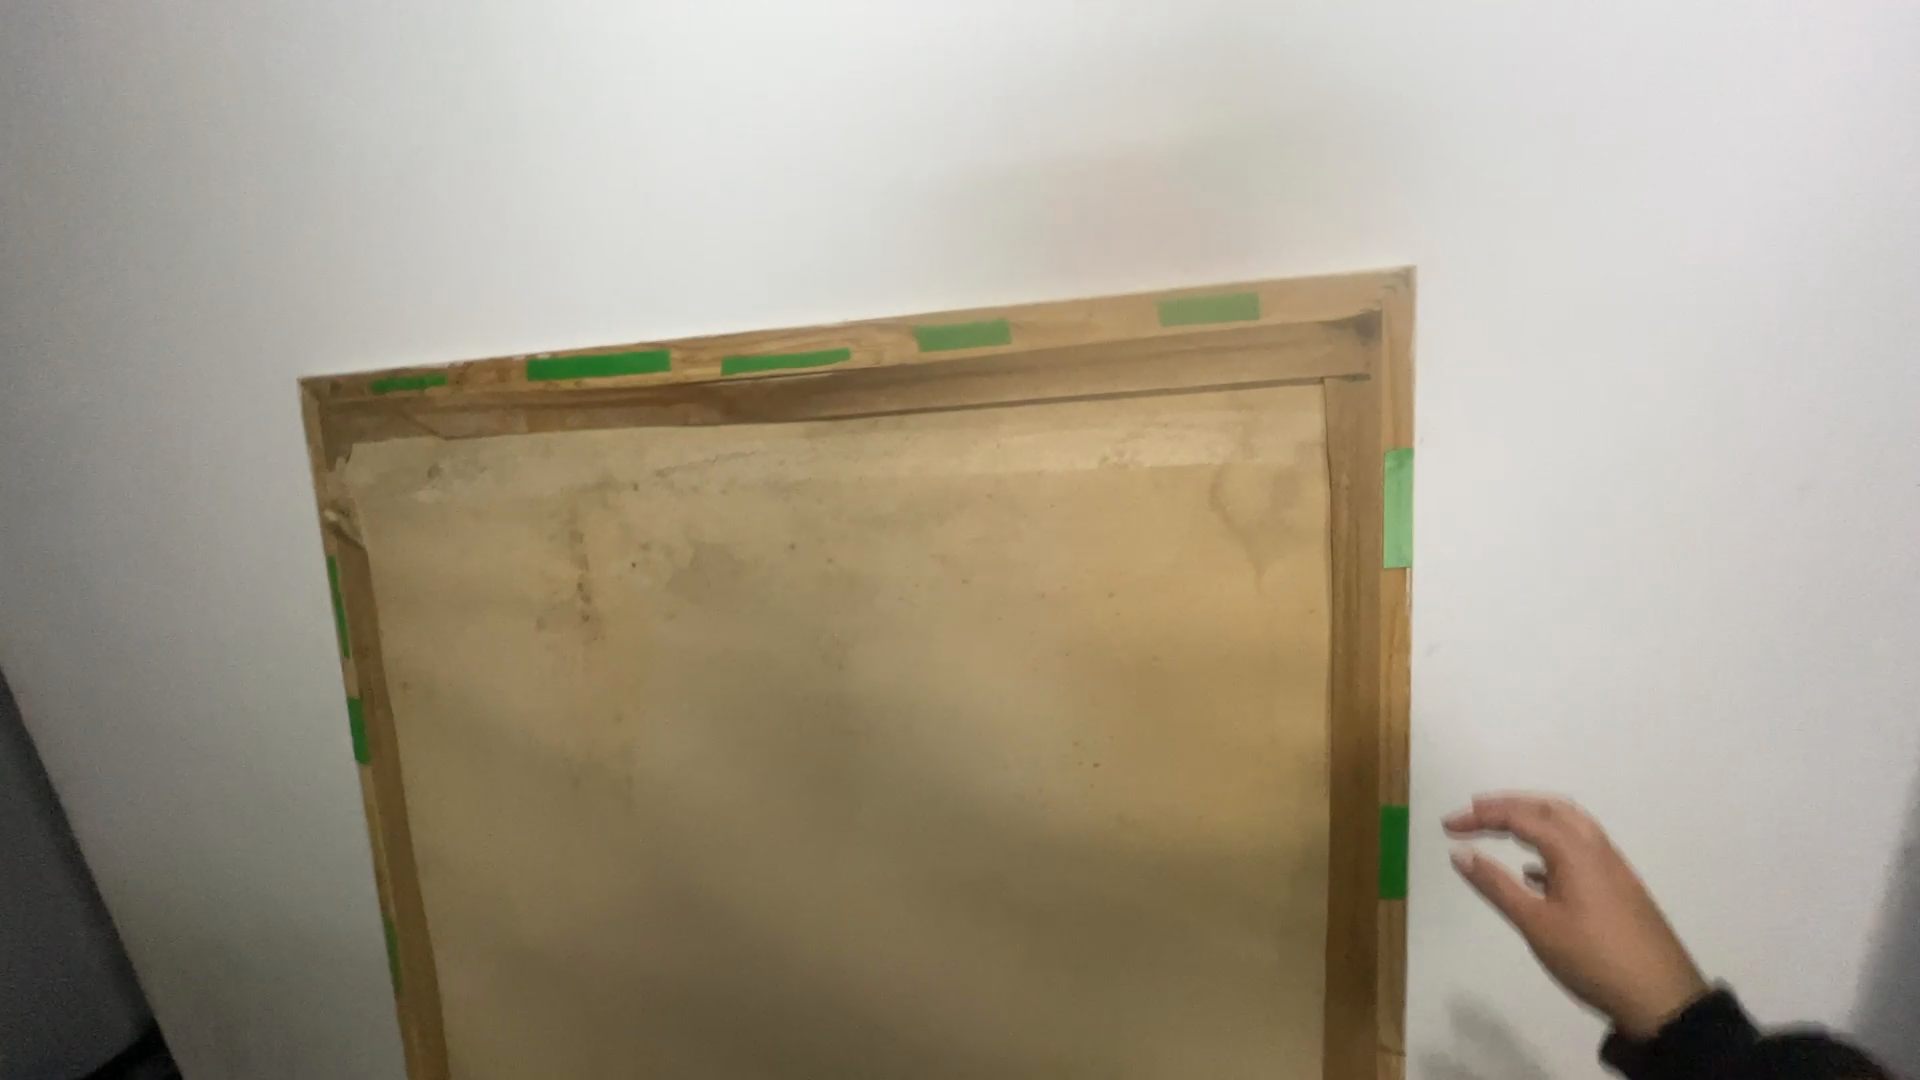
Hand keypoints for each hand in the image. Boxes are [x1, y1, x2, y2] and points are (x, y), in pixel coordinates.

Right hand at [1444, 793, 1709, 1038]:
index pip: (1518, 817)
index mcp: (1574, 852)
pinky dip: (1552, 842)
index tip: (1447, 827)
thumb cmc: (1593, 958)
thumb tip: (1459, 852)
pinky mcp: (1623, 890)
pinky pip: (1582, 847)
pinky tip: (1535, 871)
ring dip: (1533, 819)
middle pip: (1549, 808)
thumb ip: (1494, 884)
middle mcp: (1597, 850)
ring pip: (1571, 825)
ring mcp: (1615, 870)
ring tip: (1502, 829)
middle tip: (1474, 812)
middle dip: (1508, 804)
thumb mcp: (1534, 923)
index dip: (1478, 816)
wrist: (1667, 1005)